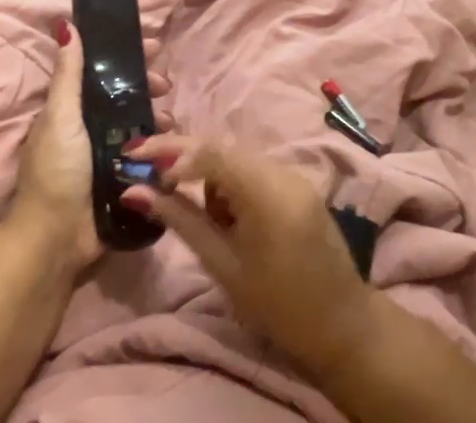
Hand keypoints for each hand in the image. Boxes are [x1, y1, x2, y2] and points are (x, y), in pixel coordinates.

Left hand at [7, 20, 172, 271]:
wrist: (57, 238)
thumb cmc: (56, 171)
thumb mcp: (60, 117)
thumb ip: (68, 75)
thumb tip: (65, 25)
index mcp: (70, 112)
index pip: (102, 75)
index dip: (126, 59)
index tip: (154, 48)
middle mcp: (89, 130)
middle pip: (125, 99)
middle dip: (148, 89)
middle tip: (166, 89)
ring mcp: (107, 159)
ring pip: (141, 129)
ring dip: (159, 121)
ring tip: (172, 126)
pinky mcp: (124, 184)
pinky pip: (148, 160)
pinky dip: (163, 152)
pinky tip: (176, 151)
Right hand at [117, 136, 373, 376]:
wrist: (343, 327)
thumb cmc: (278, 305)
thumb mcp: (222, 264)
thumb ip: (179, 219)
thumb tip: (133, 192)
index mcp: (266, 191)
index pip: (208, 151)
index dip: (167, 152)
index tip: (133, 162)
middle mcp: (282, 171)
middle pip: (220, 147)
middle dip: (181, 159)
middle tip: (145, 175)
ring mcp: (293, 176)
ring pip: (234, 158)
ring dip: (207, 176)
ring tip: (207, 224)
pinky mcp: (297, 187)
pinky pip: (252, 171)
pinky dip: (229, 185)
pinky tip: (227, 220)